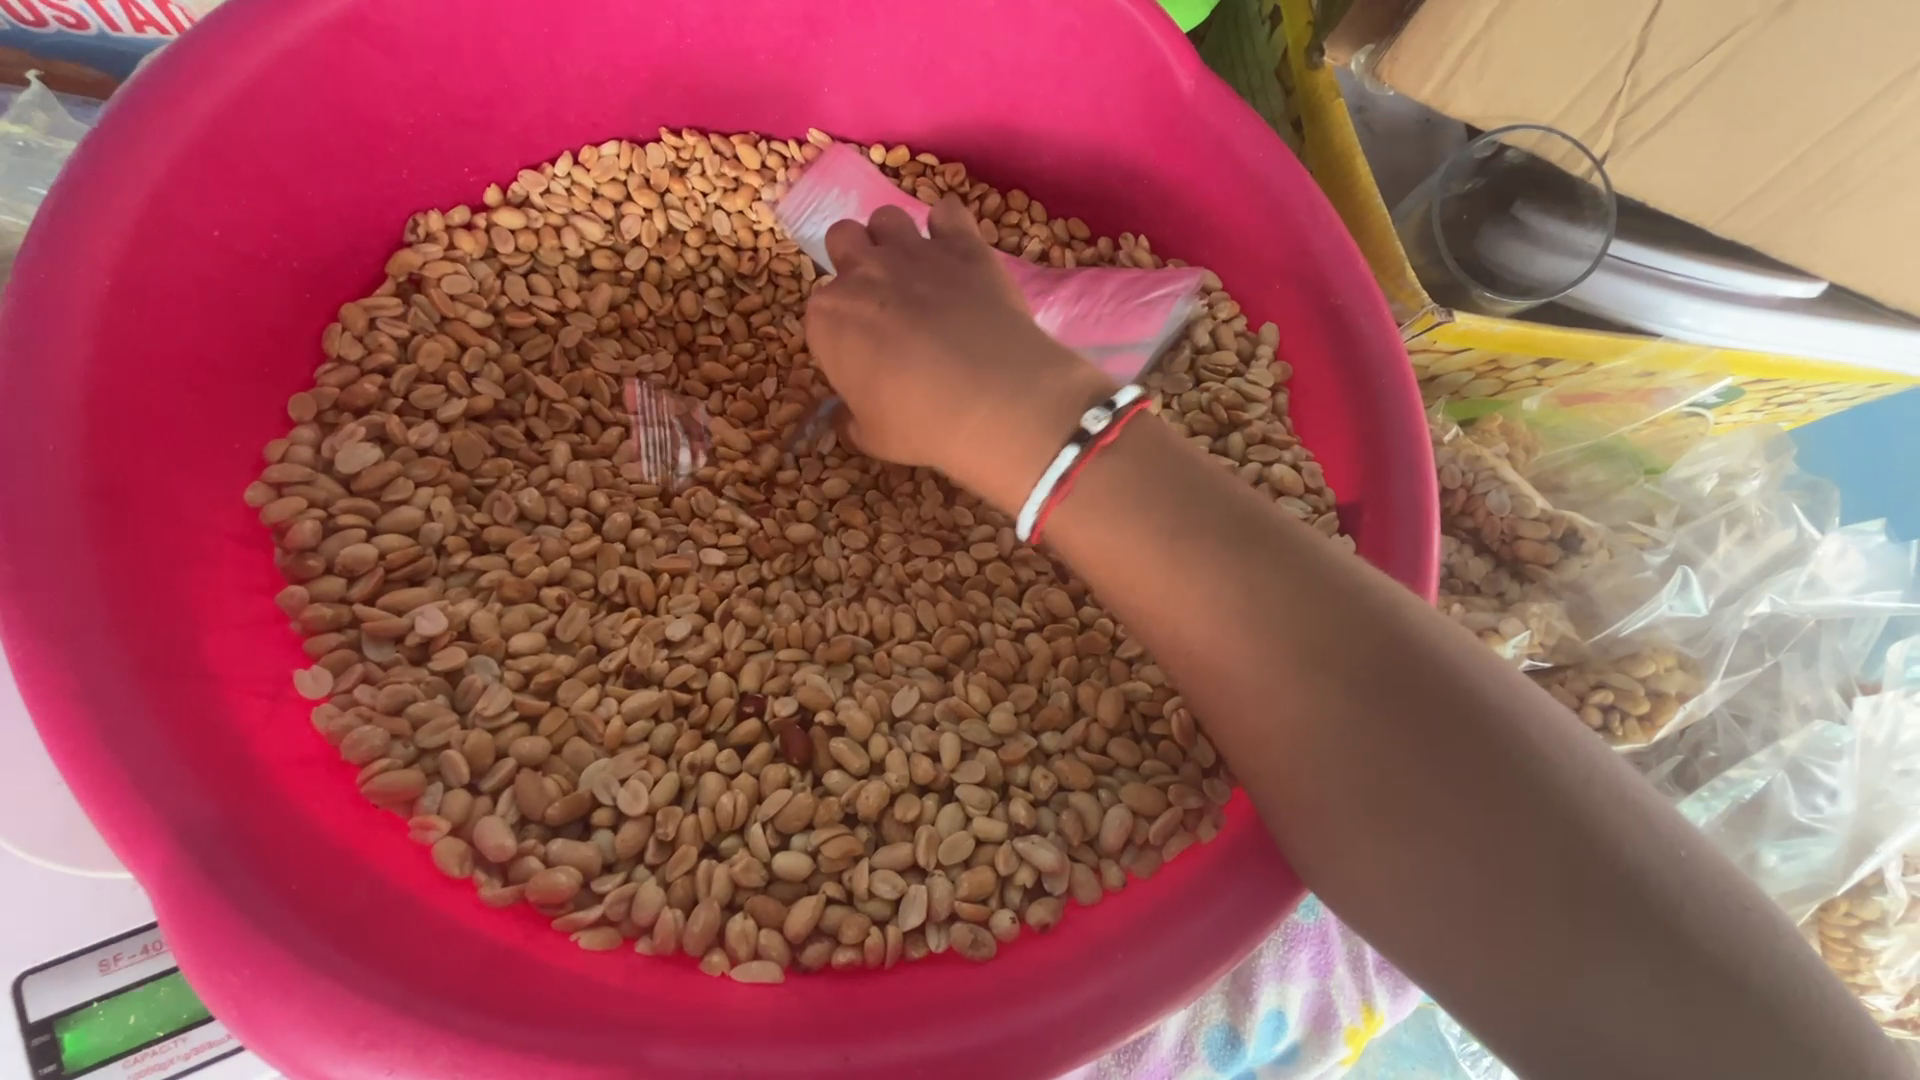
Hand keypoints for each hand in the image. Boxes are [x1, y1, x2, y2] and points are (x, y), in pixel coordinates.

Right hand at [803, 197, 1111, 513]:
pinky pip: (946, 213)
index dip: (841, 328)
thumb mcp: (873, 437)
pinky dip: (949, 228)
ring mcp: (914, 252)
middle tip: (881, 298)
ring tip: (916, 271)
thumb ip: (850, 420)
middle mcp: (863, 272)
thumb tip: (842, 418)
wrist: (995, 398)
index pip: (821, 311)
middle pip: (843, 241)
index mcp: (828, 318)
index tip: (861, 352)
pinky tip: (956, 253)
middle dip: (855, 261)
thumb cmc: (921, 423)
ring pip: (887, 218)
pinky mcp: (964, 245)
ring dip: (895, 239)